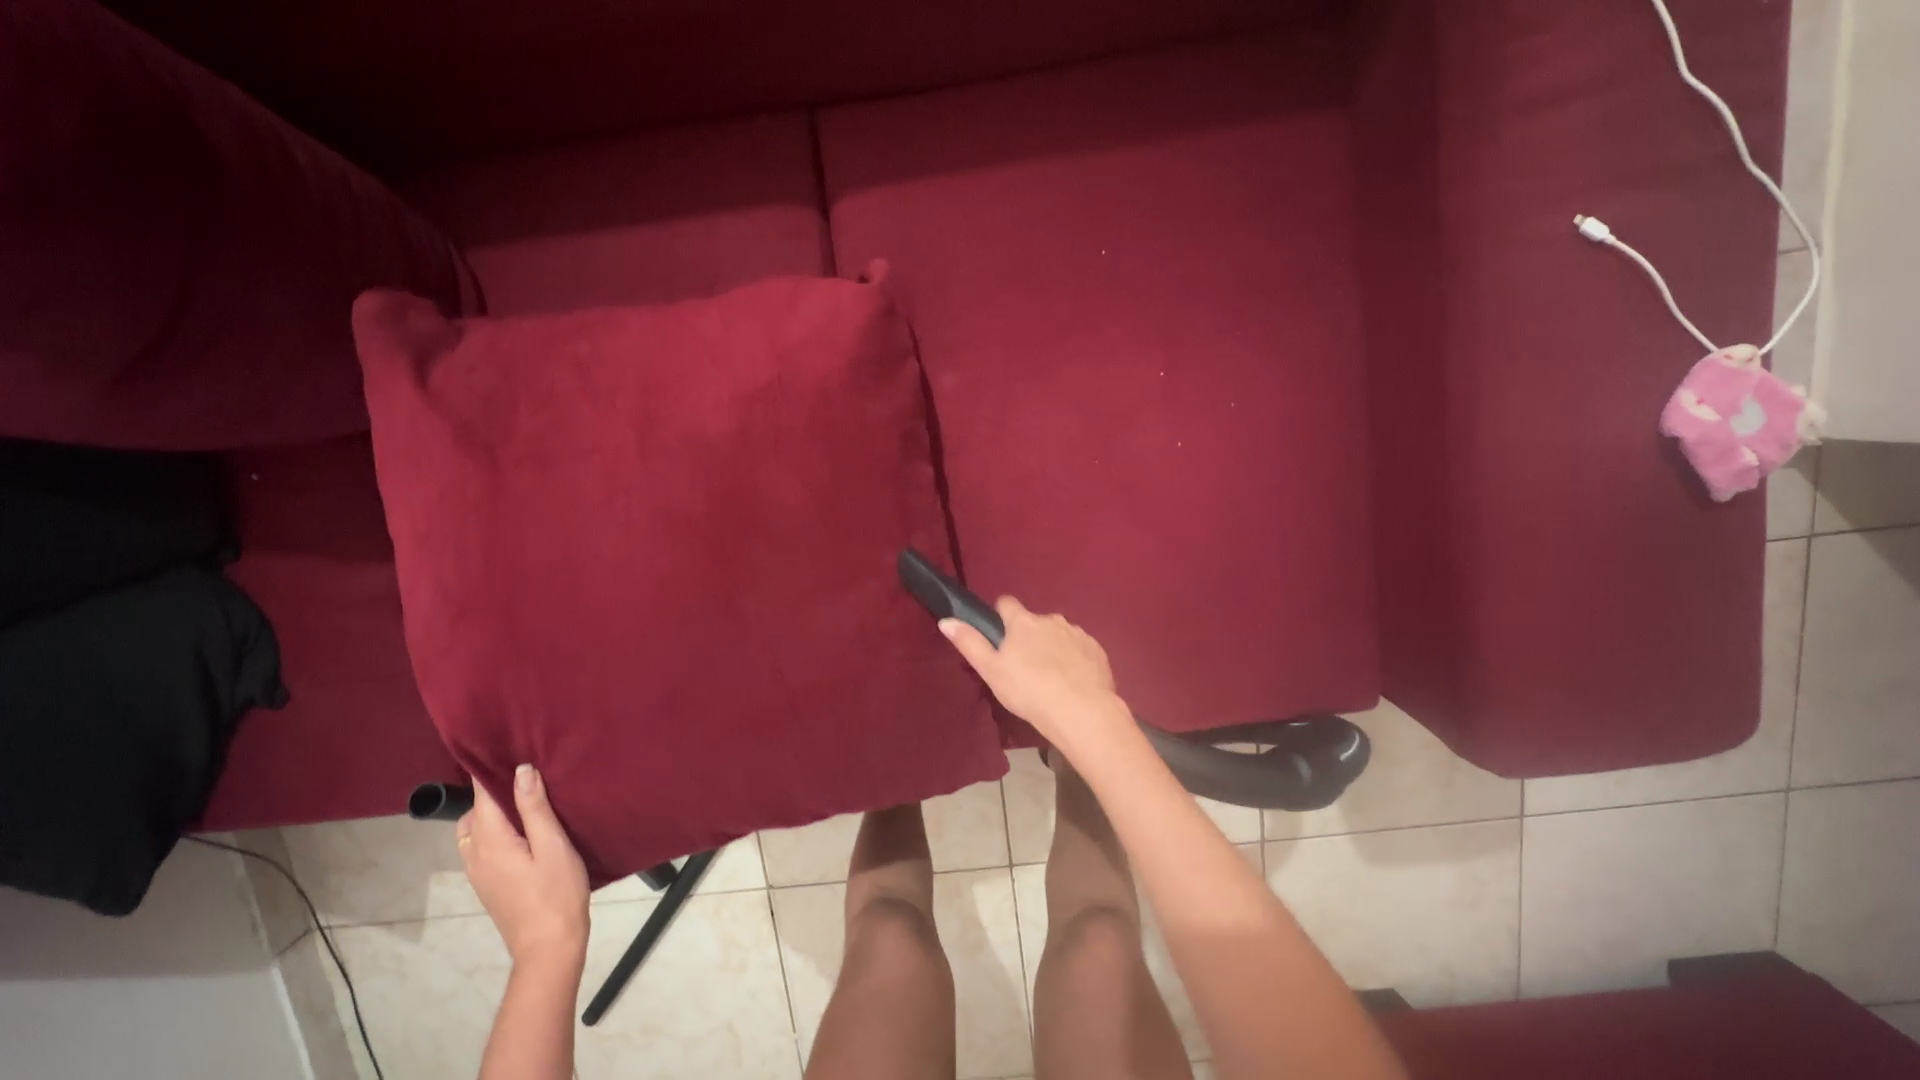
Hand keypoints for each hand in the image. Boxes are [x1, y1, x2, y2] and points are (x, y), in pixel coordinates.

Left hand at [458, 765, 589, 968]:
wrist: (549, 948)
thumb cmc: (556, 893)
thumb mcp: (553, 846)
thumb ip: (535, 808)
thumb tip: (520, 770)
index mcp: (490, 841)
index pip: (481, 796)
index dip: (490, 771)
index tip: (507, 748)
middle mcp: (476, 855)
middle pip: (473, 813)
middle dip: (492, 792)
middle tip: (525, 774)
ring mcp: (479, 874)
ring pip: (474, 832)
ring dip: (492, 814)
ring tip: (525, 801)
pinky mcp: (488, 886)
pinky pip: (482, 848)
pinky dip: (494, 831)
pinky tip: (522, 832)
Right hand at [940, 597, 1129, 748]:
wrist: (1081, 711)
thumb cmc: (1029, 691)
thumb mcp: (991, 671)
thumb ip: (969, 643)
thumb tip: (947, 620)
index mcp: (1023, 622)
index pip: (1007, 603)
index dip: (1001, 617)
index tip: (1000, 638)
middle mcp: (1052, 620)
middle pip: (1034, 622)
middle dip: (1029, 637)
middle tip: (1023, 668)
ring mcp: (1077, 633)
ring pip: (1058, 635)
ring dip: (1052, 648)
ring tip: (1049, 679)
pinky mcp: (1096, 650)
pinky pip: (1079, 649)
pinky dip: (1073, 660)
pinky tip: (1071, 683)